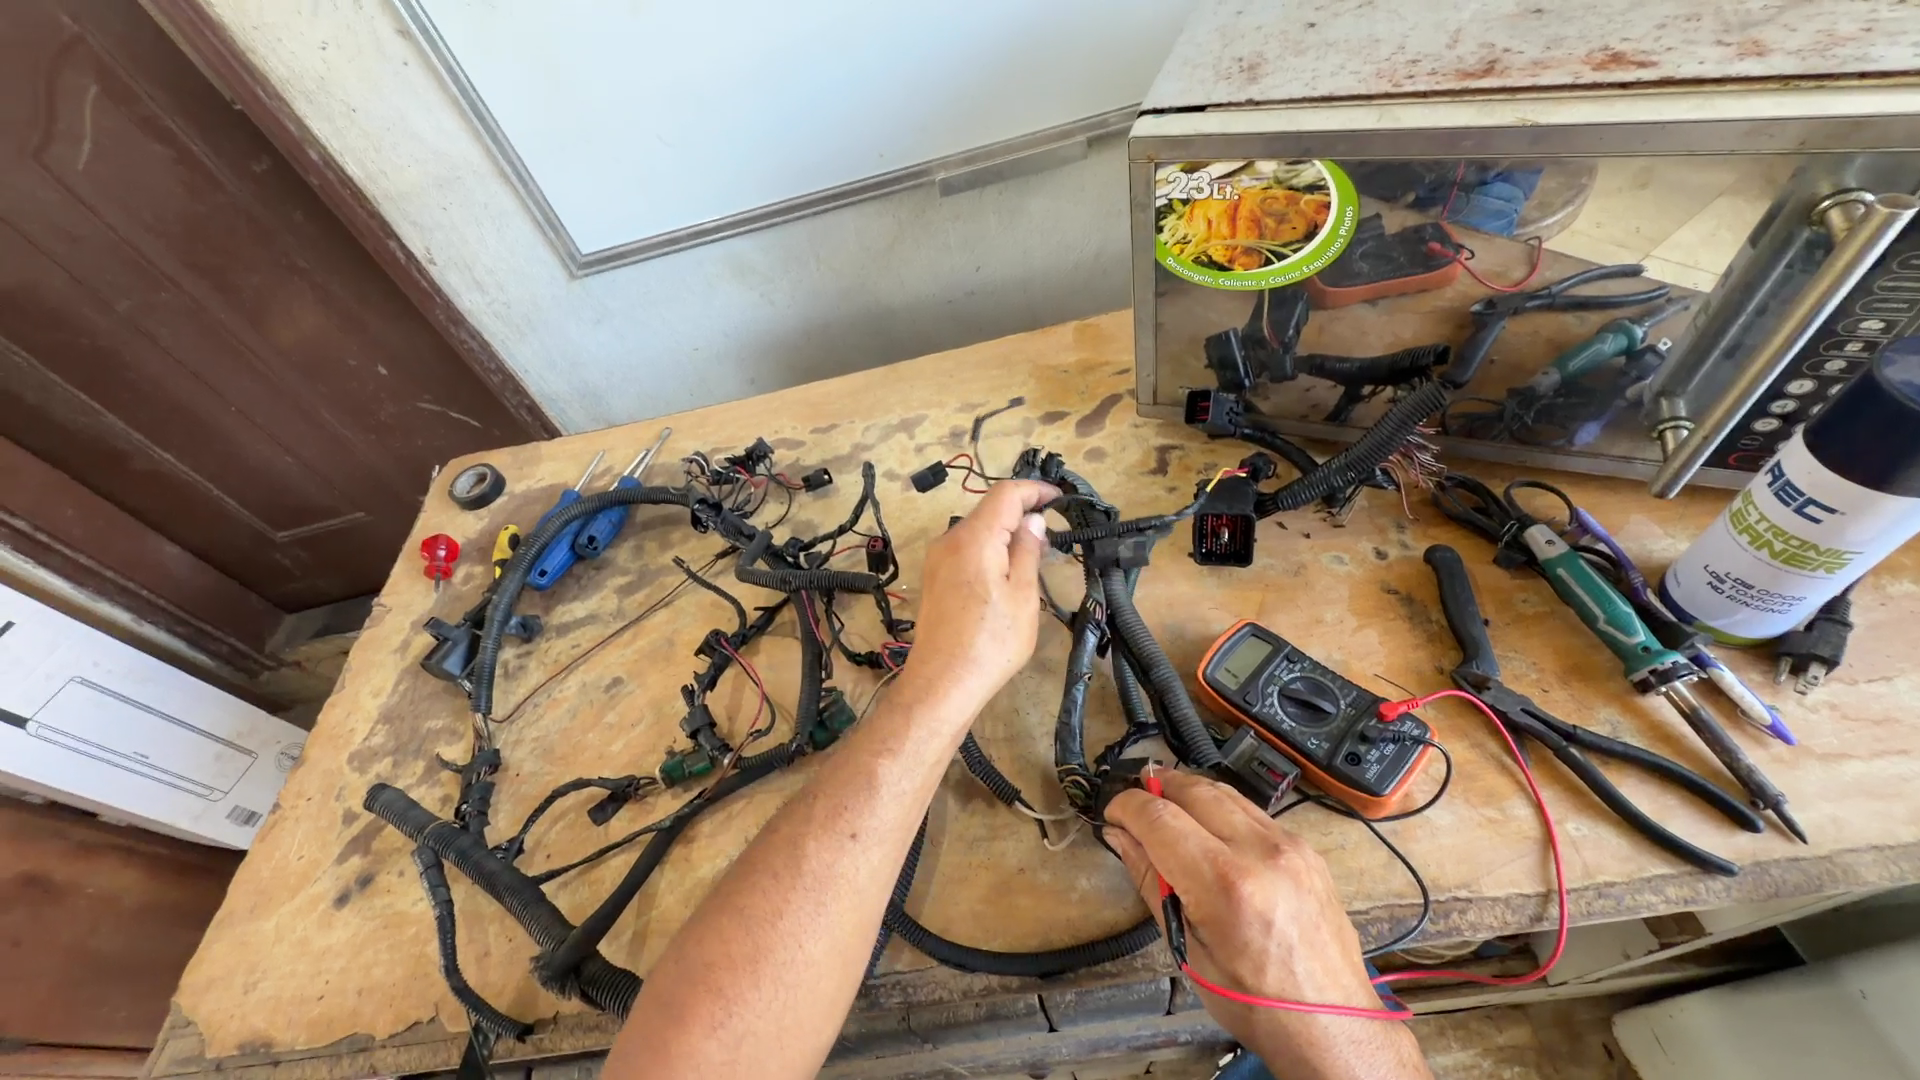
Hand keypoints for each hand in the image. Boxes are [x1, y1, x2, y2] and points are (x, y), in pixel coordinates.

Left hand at [896, 479, 1057, 717]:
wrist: (942, 681)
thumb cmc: (991, 641)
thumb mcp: (1023, 595)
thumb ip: (1027, 551)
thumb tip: (1032, 520)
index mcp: (974, 538)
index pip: (1005, 494)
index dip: (1034, 489)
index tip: (1058, 499)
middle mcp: (949, 541)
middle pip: (988, 511)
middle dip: (1020, 513)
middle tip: (1050, 534)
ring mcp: (937, 560)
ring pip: (976, 532)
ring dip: (1004, 534)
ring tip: (1031, 558)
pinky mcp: (934, 578)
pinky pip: (965, 550)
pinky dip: (988, 550)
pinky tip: (1004, 575)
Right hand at [1105, 771, 1430, 1079]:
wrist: (1334, 1025)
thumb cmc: (1254, 1002)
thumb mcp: (1187, 949)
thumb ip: (1151, 882)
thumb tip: (1119, 836)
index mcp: (1225, 884)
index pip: (1160, 817)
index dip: (1126, 806)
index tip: (1111, 814)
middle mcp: (1260, 851)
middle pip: (1193, 789)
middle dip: (1155, 786)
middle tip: (1132, 802)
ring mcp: (1290, 844)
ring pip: (1223, 790)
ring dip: (1186, 790)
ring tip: (1163, 805)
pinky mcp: (1306, 847)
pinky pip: (1251, 809)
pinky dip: (1219, 806)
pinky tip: (1206, 825)